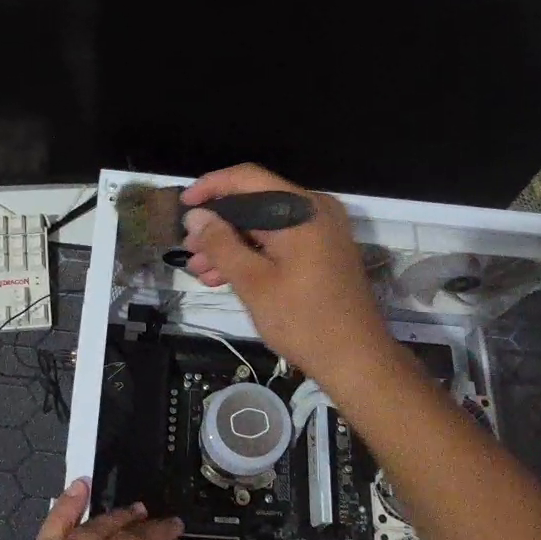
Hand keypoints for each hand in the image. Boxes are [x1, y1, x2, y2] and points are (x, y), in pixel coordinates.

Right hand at [181, 164, 398, 385]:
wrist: (357, 360)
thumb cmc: (304, 320)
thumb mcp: (253, 282)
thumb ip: (221, 244)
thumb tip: (196, 215)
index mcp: (301, 209)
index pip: (247, 179)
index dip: (211, 187)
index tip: (183, 204)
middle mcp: (315, 210)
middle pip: (256, 201)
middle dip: (219, 224)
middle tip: (189, 249)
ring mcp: (322, 231)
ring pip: (265, 225)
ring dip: (231, 244)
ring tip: (200, 269)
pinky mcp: (323, 252)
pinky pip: (280, 241)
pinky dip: (253, 254)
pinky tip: (225, 276)